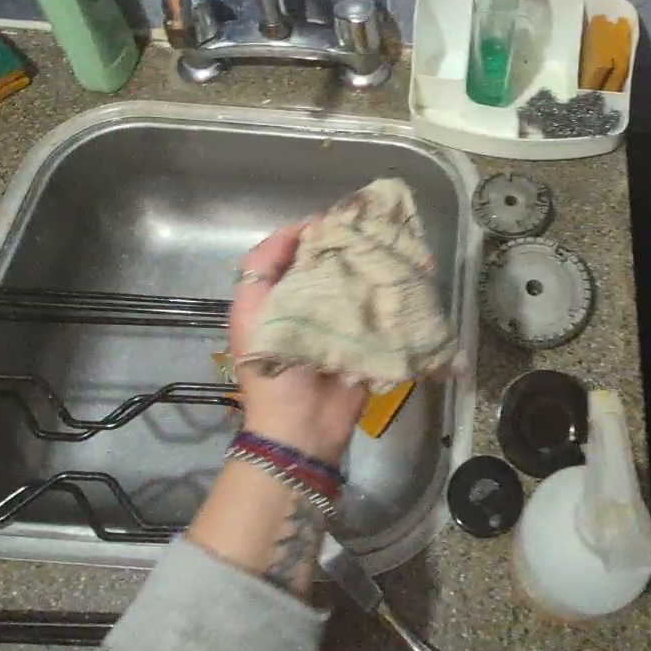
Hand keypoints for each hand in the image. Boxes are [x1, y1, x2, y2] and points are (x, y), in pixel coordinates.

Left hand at [230, 222, 368, 464]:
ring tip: (385, 248)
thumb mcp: (253, 314)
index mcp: (270, 297)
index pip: (286, 249)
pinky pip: (373, 306)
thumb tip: (306, 229)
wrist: (302, 429)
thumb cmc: (272, 372)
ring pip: (350, 280)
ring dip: (365, 265)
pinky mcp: (360, 338)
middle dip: (342, 245)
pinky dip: (384, 291)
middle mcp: (302, 304)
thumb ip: (264, 268)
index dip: (304, 231)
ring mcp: (333, 320)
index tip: (332, 221)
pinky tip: (398, 277)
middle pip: (321, 262)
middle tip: (366, 231)